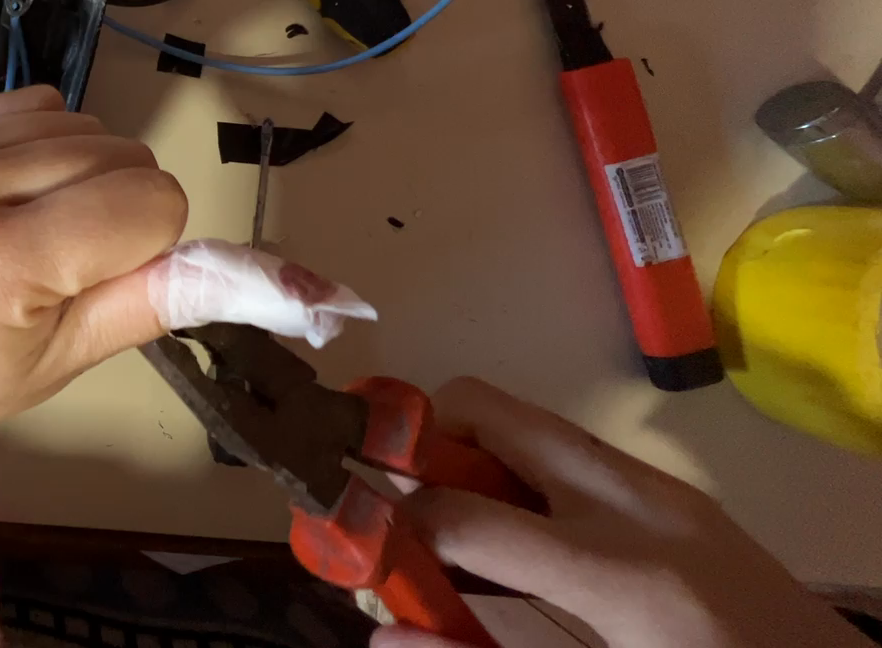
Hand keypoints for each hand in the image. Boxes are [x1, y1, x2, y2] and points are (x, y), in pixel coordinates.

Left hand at [0, 86, 186, 431]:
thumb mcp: (76, 353)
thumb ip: (162, 300)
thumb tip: (261, 276)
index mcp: (0, 257)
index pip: (148, 201)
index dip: (154, 241)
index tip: (111, 275)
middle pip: (122, 155)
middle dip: (123, 206)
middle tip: (74, 257)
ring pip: (88, 126)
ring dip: (89, 173)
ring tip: (44, 224)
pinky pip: (43, 106)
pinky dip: (54, 143)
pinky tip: (23, 188)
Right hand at [374, 378, 866, 647]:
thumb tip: (380, 636)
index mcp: (622, 577)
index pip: (460, 515)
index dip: (393, 520)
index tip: (364, 533)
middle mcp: (634, 505)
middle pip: (478, 407)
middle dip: (419, 440)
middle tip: (402, 497)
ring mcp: (656, 487)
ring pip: (516, 416)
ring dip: (464, 453)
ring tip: (460, 521)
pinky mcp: (668, 489)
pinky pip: (556, 447)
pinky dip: (512, 472)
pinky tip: (523, 532)